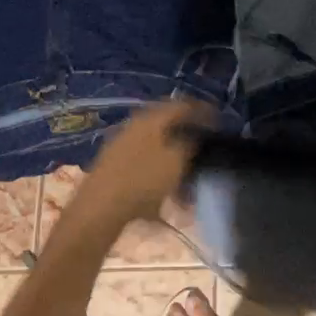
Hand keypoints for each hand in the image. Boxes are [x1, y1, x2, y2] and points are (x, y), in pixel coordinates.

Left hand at [73, 99, 214, 228]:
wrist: (98, 209)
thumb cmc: (142, 180)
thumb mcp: (176, 161)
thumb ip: (190, 144)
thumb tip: (195, 136)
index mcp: (150, 119)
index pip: (181, 105)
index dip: (201, 110)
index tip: (217, 120)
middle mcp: (134, 127)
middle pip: (167, 127)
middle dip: (187, 140)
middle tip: (202, 152)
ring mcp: (121, 146)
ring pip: (156, 149)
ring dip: (174, 163)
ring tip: (187, 185)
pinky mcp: (113, 168)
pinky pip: (145, 166)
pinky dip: (160, 175)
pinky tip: (166, 195)